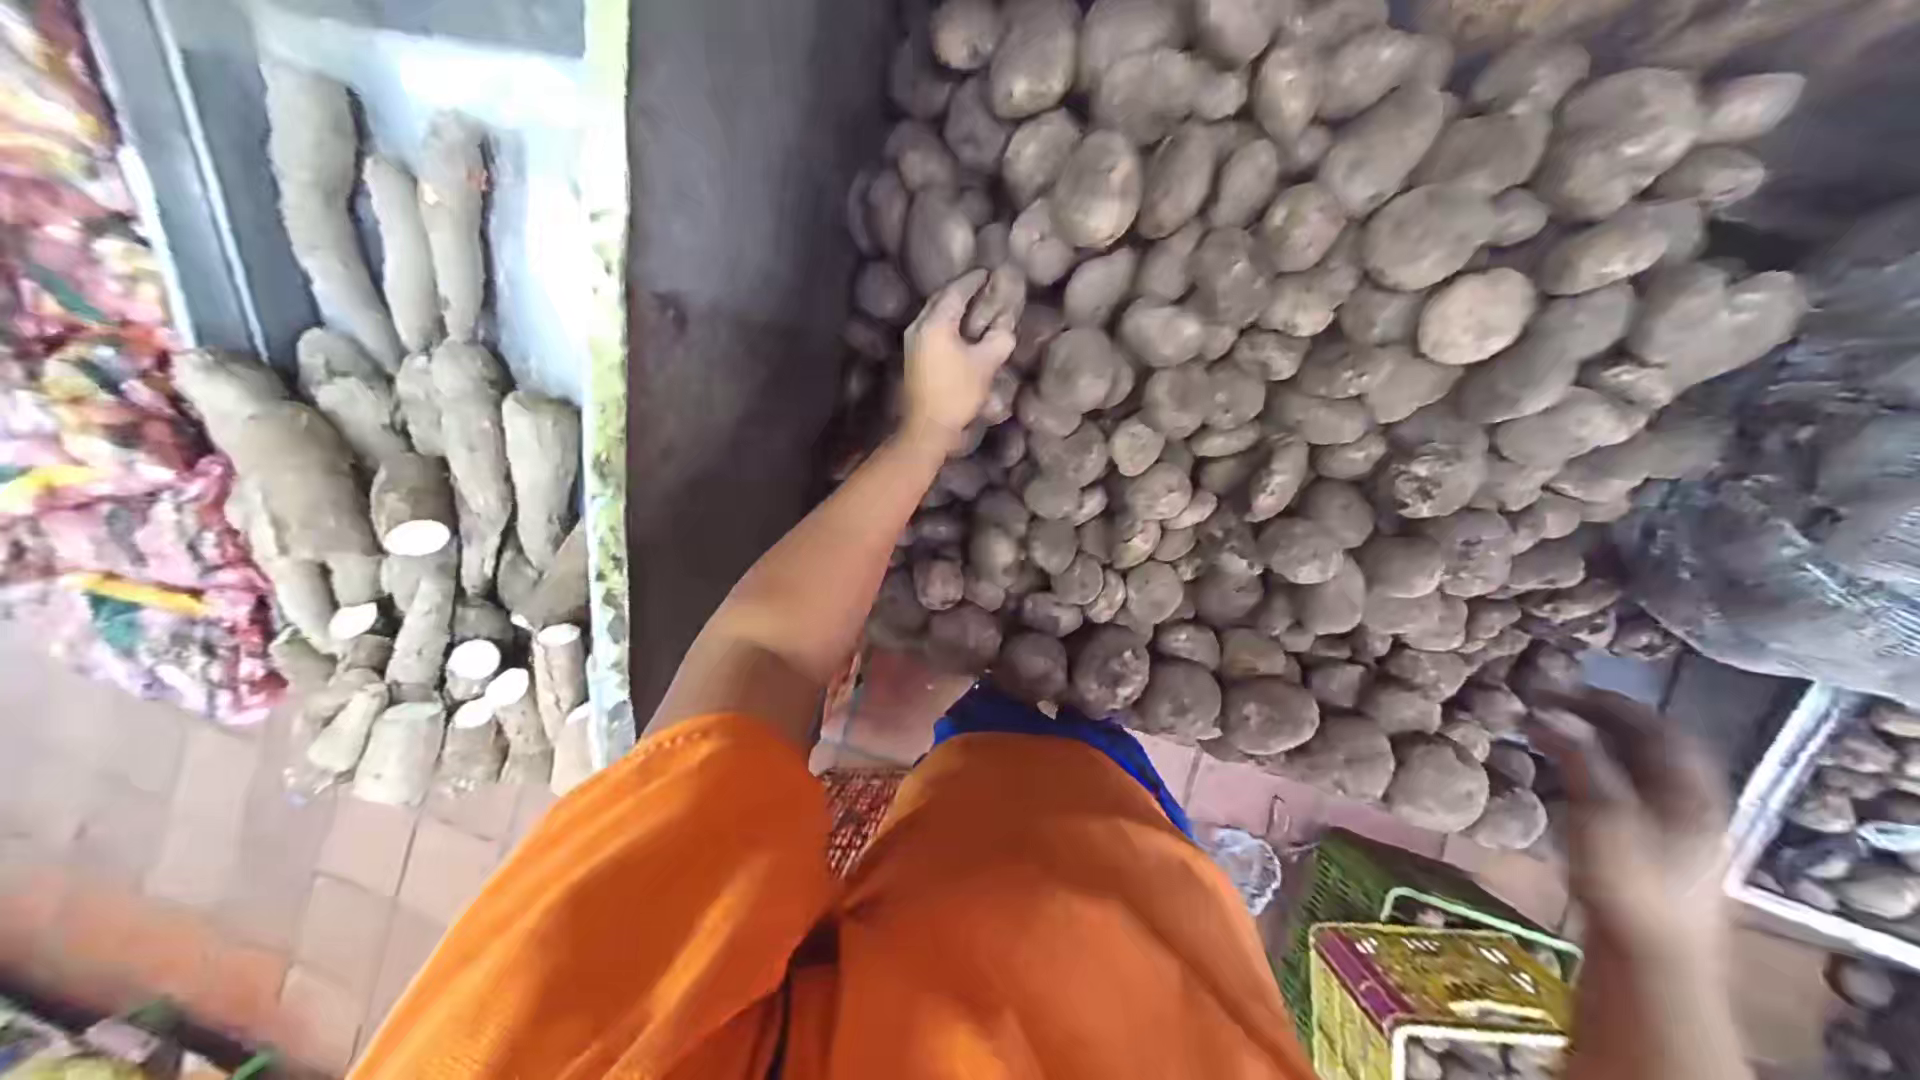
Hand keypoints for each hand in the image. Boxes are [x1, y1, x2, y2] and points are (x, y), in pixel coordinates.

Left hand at [901, 270, 1015, 444]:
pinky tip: (960, 329)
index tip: (989, 273)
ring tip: (974, 305)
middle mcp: (919, 326)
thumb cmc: (956, 394)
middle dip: (961, 290)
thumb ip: (998, 340)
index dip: (973, 280)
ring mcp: (912, 341)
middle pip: (941, 298)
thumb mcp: (985, 365)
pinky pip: (931, 327)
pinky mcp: (913, 355)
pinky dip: (946, 321)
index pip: (956, 290)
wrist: (926, 427)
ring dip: (953, 306)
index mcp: (935, 323)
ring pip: (934, 313)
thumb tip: (1004, 329)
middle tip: (982, 286)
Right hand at [1530, 689, 1732, 959]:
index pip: (1655, 725)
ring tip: (1541, 735)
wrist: (1650, 956)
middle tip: (1543, 707)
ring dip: (1588, 744)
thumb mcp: (1602, 812)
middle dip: (1593, 720)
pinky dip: (1586, 770)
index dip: (1607, 701)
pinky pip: (1618, 789)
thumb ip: (1578, 757)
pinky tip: (1556, 775)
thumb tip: (1545, 709)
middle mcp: (1688, 802)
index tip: (1557, 687)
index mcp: (1689, 790)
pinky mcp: (1648, 845)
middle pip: (1644, 745)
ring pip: (1630, 767)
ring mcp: (1671, 826)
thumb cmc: (1628, 880)